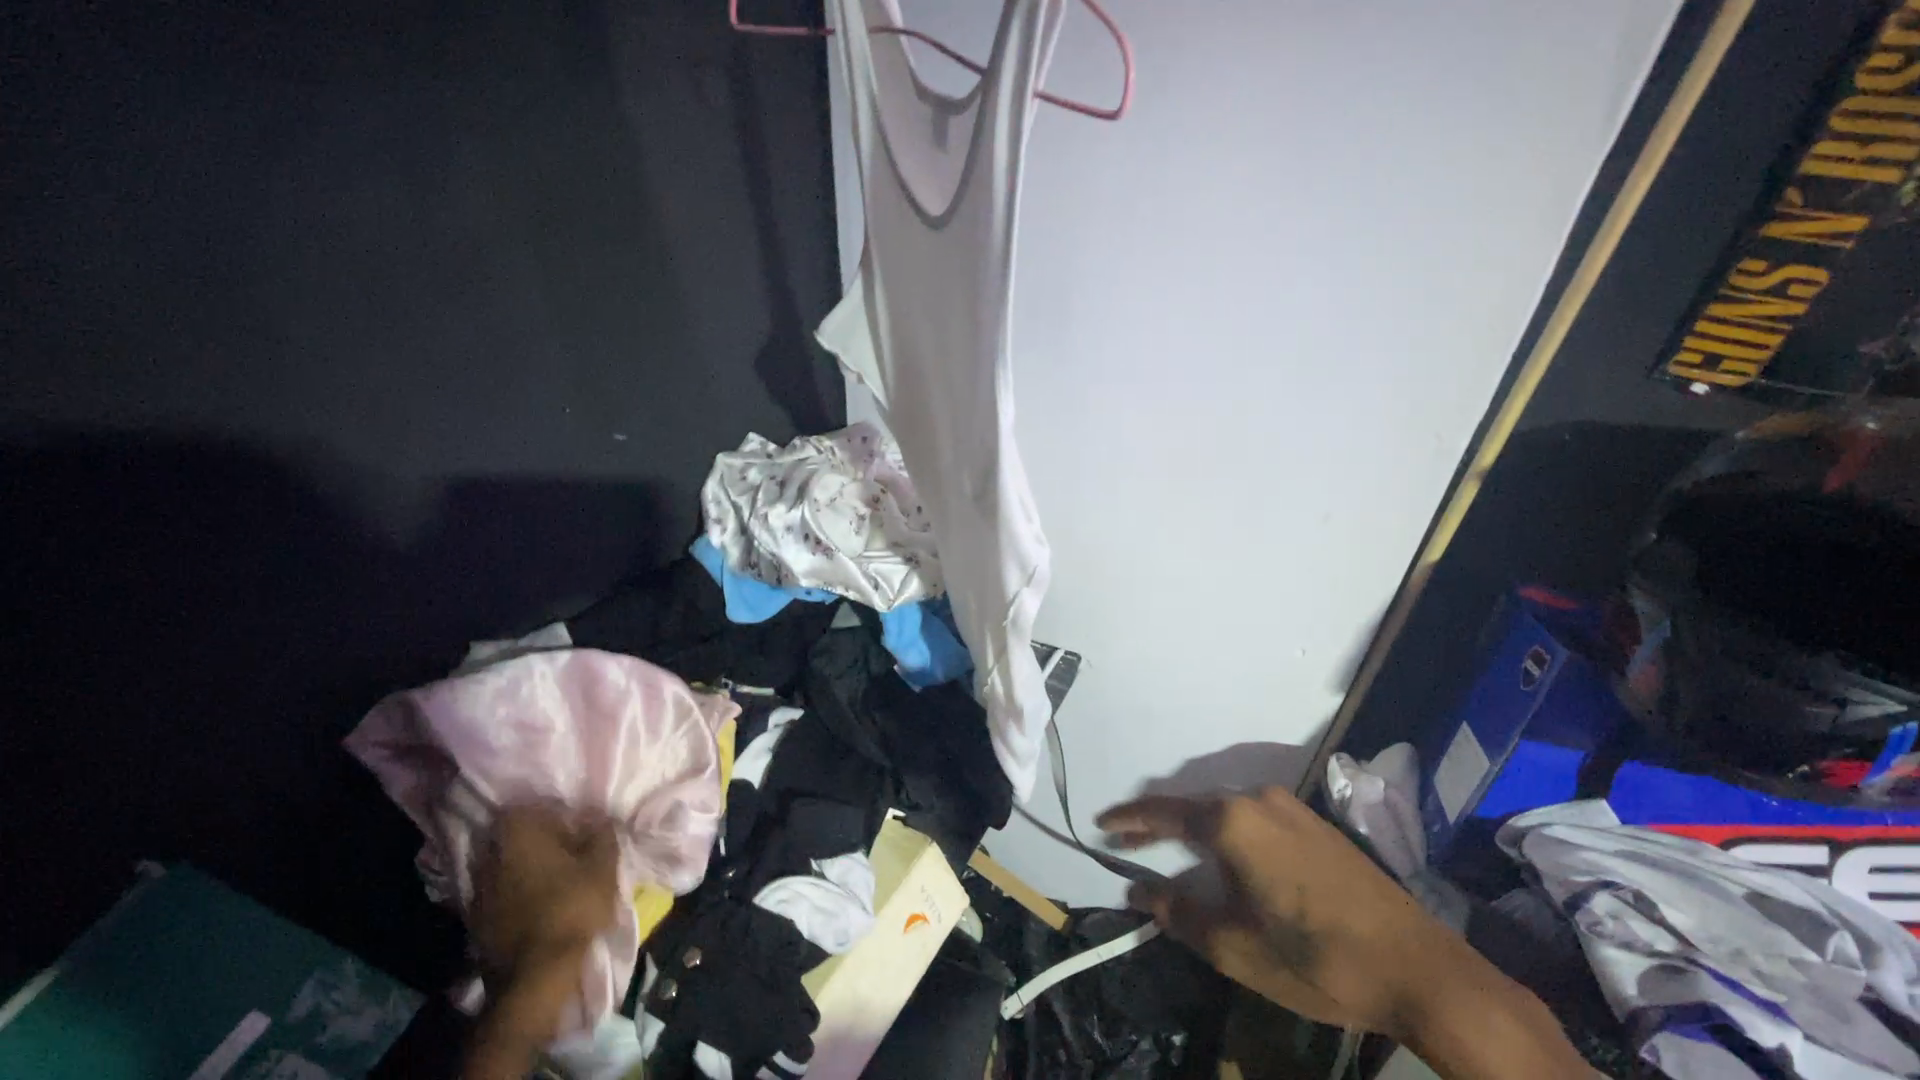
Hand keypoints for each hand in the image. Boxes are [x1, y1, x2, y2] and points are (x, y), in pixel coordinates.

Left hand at [469, 801, 620, 980]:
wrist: (533, 974)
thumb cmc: (571, 908)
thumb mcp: (602, 867)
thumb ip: (601, 834)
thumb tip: (596, 816)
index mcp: (517, 830)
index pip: (539, 806)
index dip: (564, 815)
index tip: (582, 831)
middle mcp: (489, 851)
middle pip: (520, 834)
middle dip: (545, 841)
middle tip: (572, 854)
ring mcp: (477, 885)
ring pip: (509, 863)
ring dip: (530, 867)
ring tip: (557, 881)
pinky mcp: (475, 916)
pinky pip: (501, 891)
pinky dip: (518, 892)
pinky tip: (539, 905)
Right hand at [1098, 788, 1437, 1035]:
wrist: (1420, 969)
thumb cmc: (1317, 959)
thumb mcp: (1234, 948)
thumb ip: (1178, 914)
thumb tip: (1139, 892)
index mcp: (1235, 821)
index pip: (1165, 812)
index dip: (1129, 820)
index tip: (1100, 826)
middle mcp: (1262, 800)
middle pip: (1196, 806)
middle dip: (1160, 825)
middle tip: (1128, 845)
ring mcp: (1295, 810)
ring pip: (1228, 812)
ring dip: (1196, 831)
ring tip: (1171, 855)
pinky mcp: (1319, 827)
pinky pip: (1257, 820)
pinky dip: (1229, 835)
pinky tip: (1226, 862)